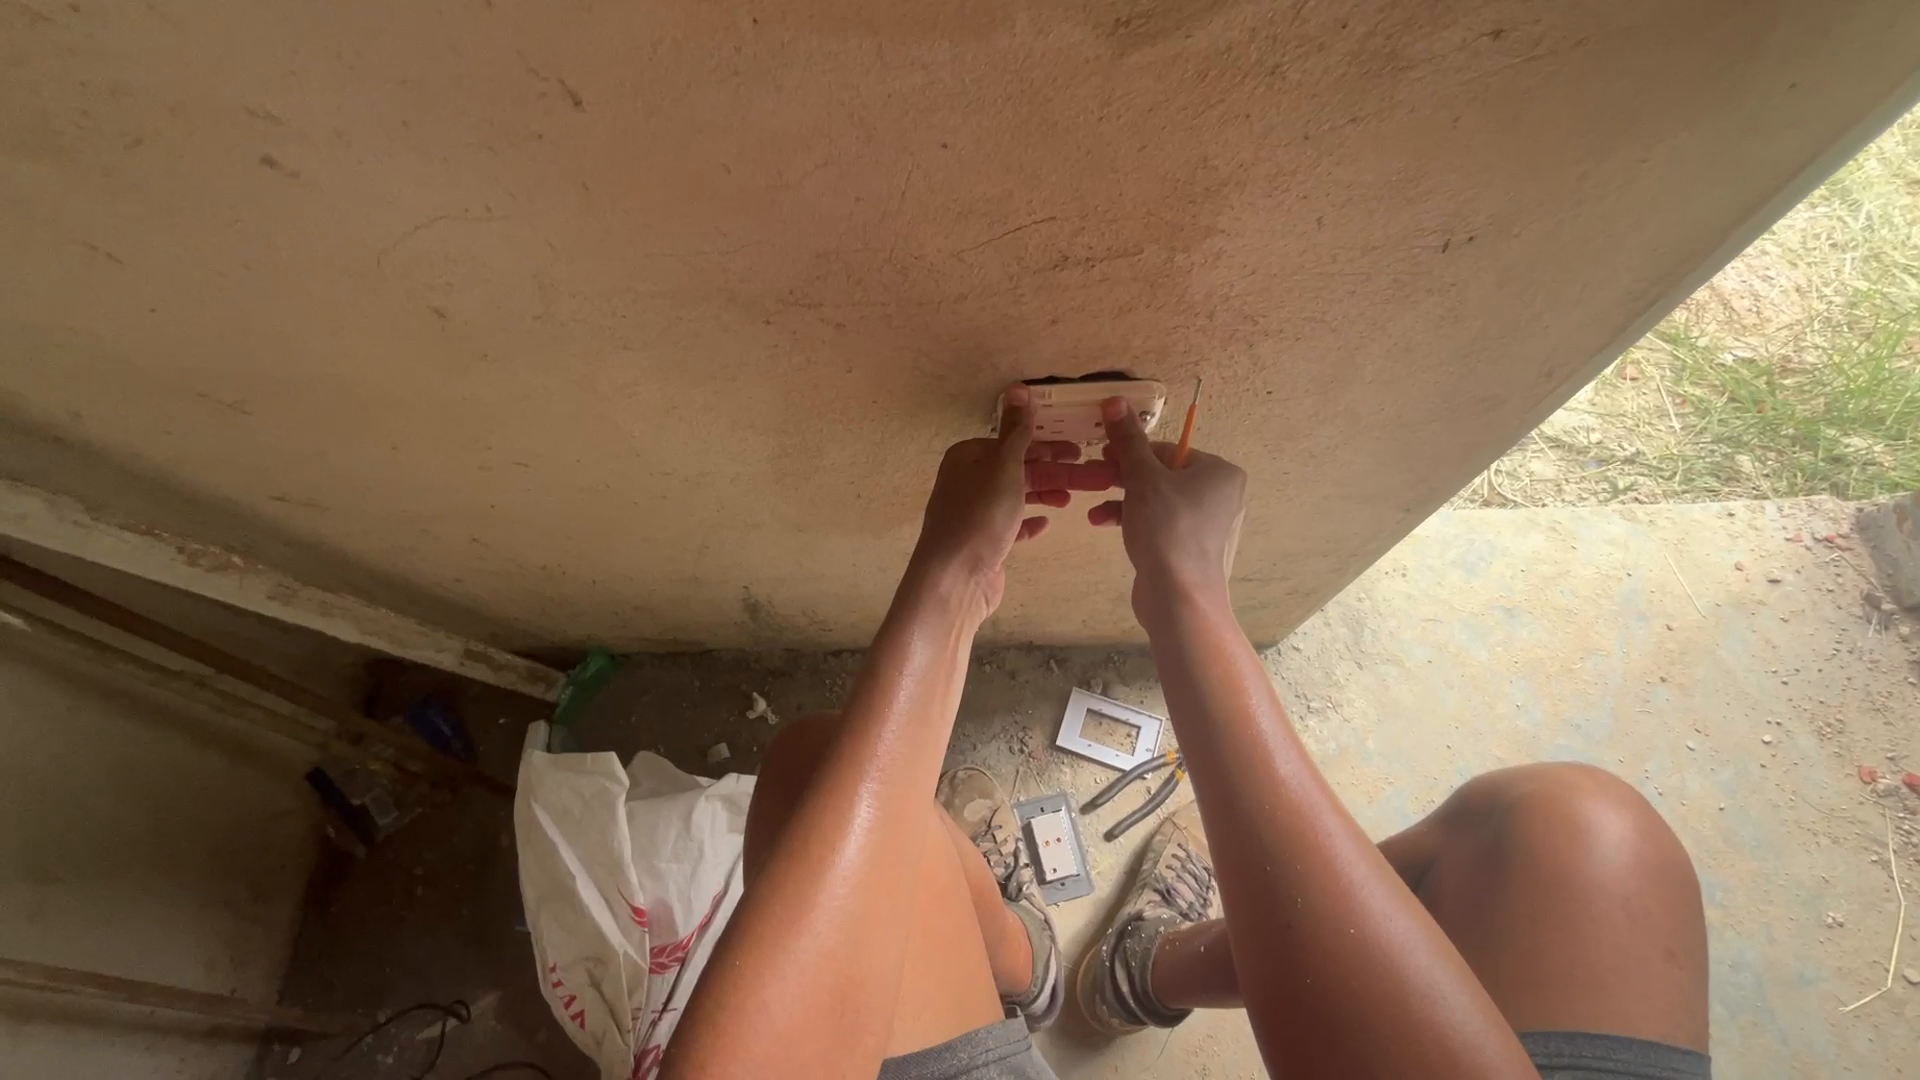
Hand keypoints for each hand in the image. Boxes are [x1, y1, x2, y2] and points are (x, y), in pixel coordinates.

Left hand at [910, 385, 1116, 616]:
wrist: (955, 579)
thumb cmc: (980, 516)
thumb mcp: (1003, 466)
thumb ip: (1016, 431)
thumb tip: (1019, 388)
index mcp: (969, 457)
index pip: (1016, 443)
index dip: (1050, 447)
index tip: (1083, 452)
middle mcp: (969, 481)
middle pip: (1021, 470)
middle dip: (1058, 473)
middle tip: (1097, 478)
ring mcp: (976, 513)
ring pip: (1019, 496)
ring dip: (1048, 494)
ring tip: (1076, 500)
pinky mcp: (984, 542)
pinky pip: (1011, 525)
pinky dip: (1029, 521)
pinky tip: (1047, 522)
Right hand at [1089, 395, 1246, 621]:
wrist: (1179, 597)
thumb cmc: (1167, 529)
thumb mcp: (1142, 478)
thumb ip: (1128, 440)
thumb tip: (1115, 400)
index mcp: (1219, 472)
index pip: (1169, 449)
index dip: (1132, 449)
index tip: (1102, 453)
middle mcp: (1220, 495)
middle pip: (1163, 473)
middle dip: (1124, 476)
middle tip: (1094, 475)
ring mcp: (1206, 525)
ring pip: (1157, 499)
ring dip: (1123, 499)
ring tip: (1093, 504)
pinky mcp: (1189, 548)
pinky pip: (1159, 523)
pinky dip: (1133, 519)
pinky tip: (1102, 523)